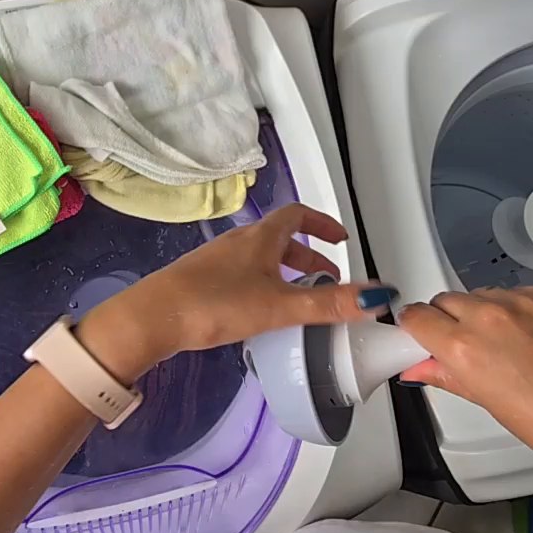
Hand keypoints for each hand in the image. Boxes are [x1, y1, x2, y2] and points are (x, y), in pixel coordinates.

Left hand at [77, 203, 393, 381]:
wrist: (153, 317)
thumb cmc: (217, 303)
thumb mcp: (280, 306)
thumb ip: (328, 304)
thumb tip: (378, 297)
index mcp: (261, 237)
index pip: (298, 215)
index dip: (323, 224)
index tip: (341, 239)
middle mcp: (239, 241)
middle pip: (281, 239)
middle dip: (309, 256)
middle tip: (328, 279)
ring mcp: (217, 259)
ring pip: (261, 258)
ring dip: (285, 272)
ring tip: (299, 298)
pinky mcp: (201, 279)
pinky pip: (242, 273)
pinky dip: (263, 284)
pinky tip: (260, 312)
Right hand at [397, 287, 532, 500]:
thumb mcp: (494, 408)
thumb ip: (451, 377)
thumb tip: (421, 367)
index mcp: (466, 348)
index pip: (417, 317)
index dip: (416, 330)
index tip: (421, 341)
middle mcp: (492, 316)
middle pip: (447, 300)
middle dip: (446, 320)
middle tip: (463, 350)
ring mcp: (529, 302)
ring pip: (484, 295)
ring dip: (482, 314)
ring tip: (507, 349)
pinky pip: (520, 294)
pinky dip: (518, 310)